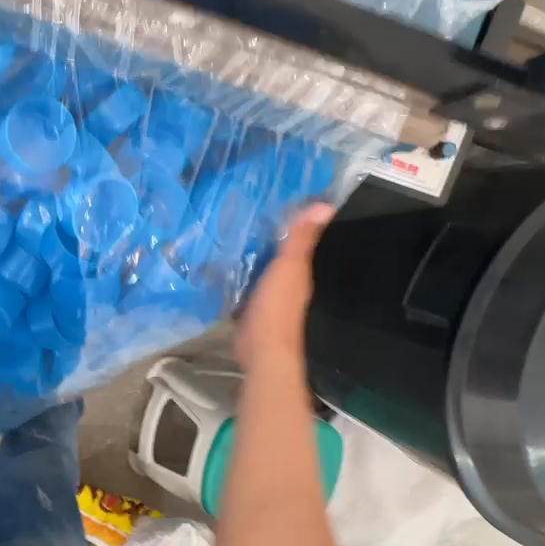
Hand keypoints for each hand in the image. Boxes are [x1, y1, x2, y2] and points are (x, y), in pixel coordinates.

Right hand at [234, 203, 332, 368]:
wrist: (262, 349)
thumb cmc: (276, 308)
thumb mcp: (289, 268)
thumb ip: (301, 239)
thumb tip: (325, 204)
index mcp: (298, 270)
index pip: (296, 239)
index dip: (287, 220)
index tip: (272, 196)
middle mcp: (286, 281)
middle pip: (276, 253)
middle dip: (263, 236)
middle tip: (241, 211)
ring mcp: (267, 296)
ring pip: (258, 268)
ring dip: (247, 254)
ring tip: (226, 233)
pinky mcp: (249, 308)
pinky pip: (243, 284)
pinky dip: (235, 274)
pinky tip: (219, 266)